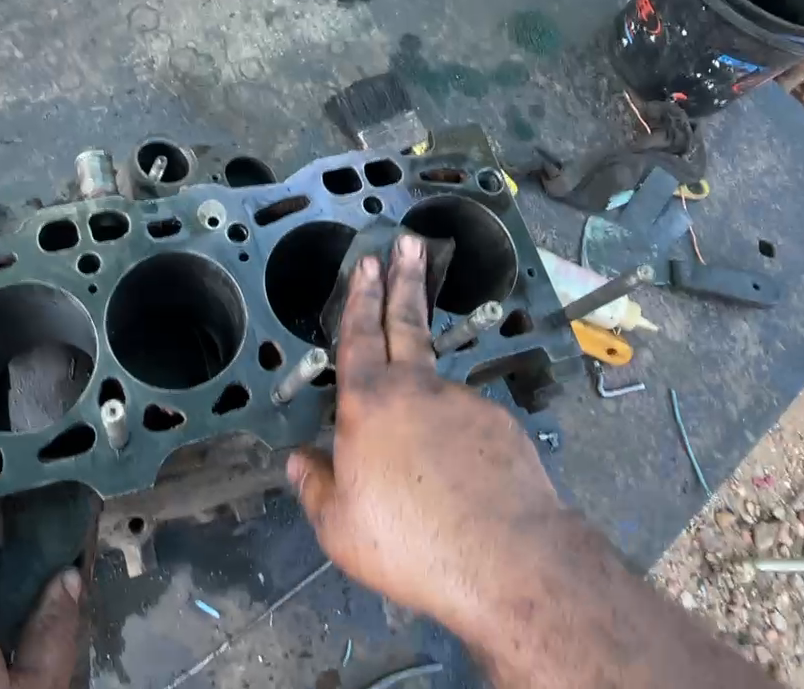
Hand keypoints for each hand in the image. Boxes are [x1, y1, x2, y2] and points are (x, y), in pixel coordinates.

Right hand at [287, 234, 566, 637]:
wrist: (505, 560)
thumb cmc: (408, 541)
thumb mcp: (340, 527)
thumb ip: (315, 487)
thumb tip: (299, 461)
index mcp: (369, 404)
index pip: (359, 336)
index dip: (360, 297)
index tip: (368, 263)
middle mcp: (416, 389)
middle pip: (407, 321)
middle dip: (405, 279)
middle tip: (409, 243)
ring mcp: (464, 401)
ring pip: (437, 387)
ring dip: (427, 396)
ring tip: (423, 455)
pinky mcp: (500, 423)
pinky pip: (469, 424)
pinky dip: (459, 439)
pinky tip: (462, 479)